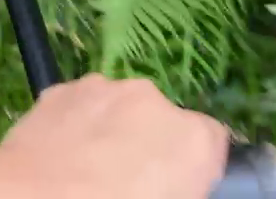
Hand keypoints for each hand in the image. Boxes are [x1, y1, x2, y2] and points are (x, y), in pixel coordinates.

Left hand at [0, 75, 230, 198]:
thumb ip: (179, 187)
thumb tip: (165, 183)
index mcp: (192, 139)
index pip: (215, 142)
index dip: (200, 168)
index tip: (181, 189)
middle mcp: (149, 98)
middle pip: (162, 122)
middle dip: (153, 148)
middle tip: (133, 187)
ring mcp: (101, 86)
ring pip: (119, 110)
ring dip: (114, 133)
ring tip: (92, 174)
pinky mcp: (60, 87)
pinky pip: (82, 106)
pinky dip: (80, 125)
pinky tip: (64, 157)